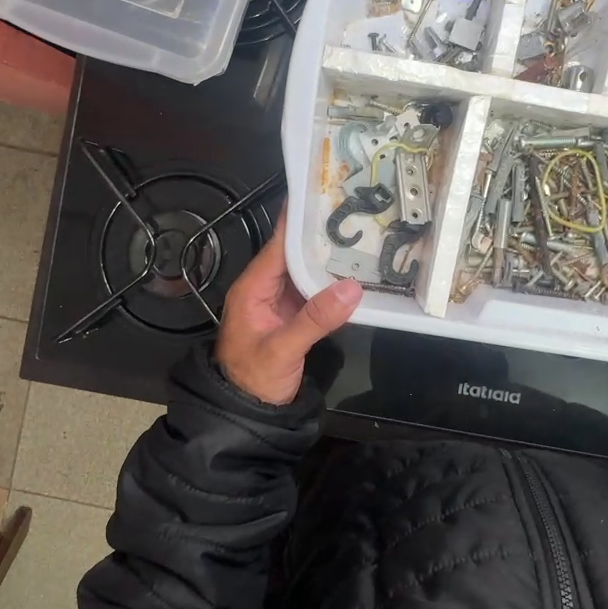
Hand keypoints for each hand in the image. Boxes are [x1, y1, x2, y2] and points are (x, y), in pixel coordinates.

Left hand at [215, 227, 361, 403]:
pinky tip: (356, 272)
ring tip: (361, 234)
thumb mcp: (283, 349)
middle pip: (294, 253)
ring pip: (306, 270)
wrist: (246, 414)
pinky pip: (314, 290)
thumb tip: (352, 288)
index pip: (278, 244)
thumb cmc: (254, 379)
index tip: (322, 194)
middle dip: (320, 234)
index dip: (299, 220)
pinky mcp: (294, 316)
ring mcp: (280, 302)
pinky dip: (332, 281)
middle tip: (354, 211)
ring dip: (329, 256)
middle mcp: (265, 288)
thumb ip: (315, 319)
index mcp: (253, 287)